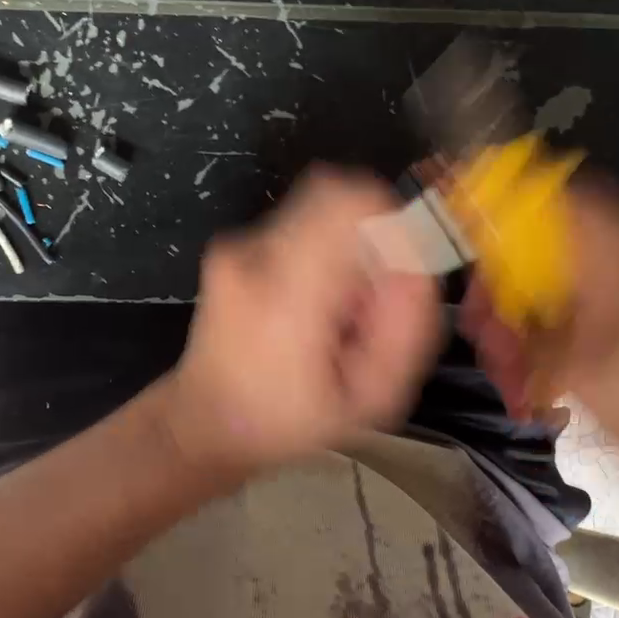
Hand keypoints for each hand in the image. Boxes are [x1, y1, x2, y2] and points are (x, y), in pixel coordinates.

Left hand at [164, 167, 443, 478]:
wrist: (202, 421)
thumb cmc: (286, 420)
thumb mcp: (370, 397)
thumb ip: (406, 325)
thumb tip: (417, 262)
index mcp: (288, 292)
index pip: (347, 201)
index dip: (388, 218)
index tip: (396, 264)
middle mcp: (254, 253)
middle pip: (335, 196)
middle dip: (368, 238)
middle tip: (364, 299)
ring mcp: (235, 247)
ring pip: (315, 211)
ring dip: (341, 250)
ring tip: (332, 312)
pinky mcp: (229, 248)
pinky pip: (292, 229)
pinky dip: (314, 257)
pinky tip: (306, 307)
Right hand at [462, 184, 618, 483]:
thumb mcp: (585, 368)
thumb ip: (526, 319)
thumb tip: (481, 279)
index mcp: (615, 247)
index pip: (535, 193)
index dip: (484, 195)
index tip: (445, 214)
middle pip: (538, 245)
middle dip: (499, 291)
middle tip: (484, 339)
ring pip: (556, 283)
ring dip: (523, 327)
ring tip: (514, 380)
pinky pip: (584, 309)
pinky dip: (556, 339)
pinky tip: (544, 384)